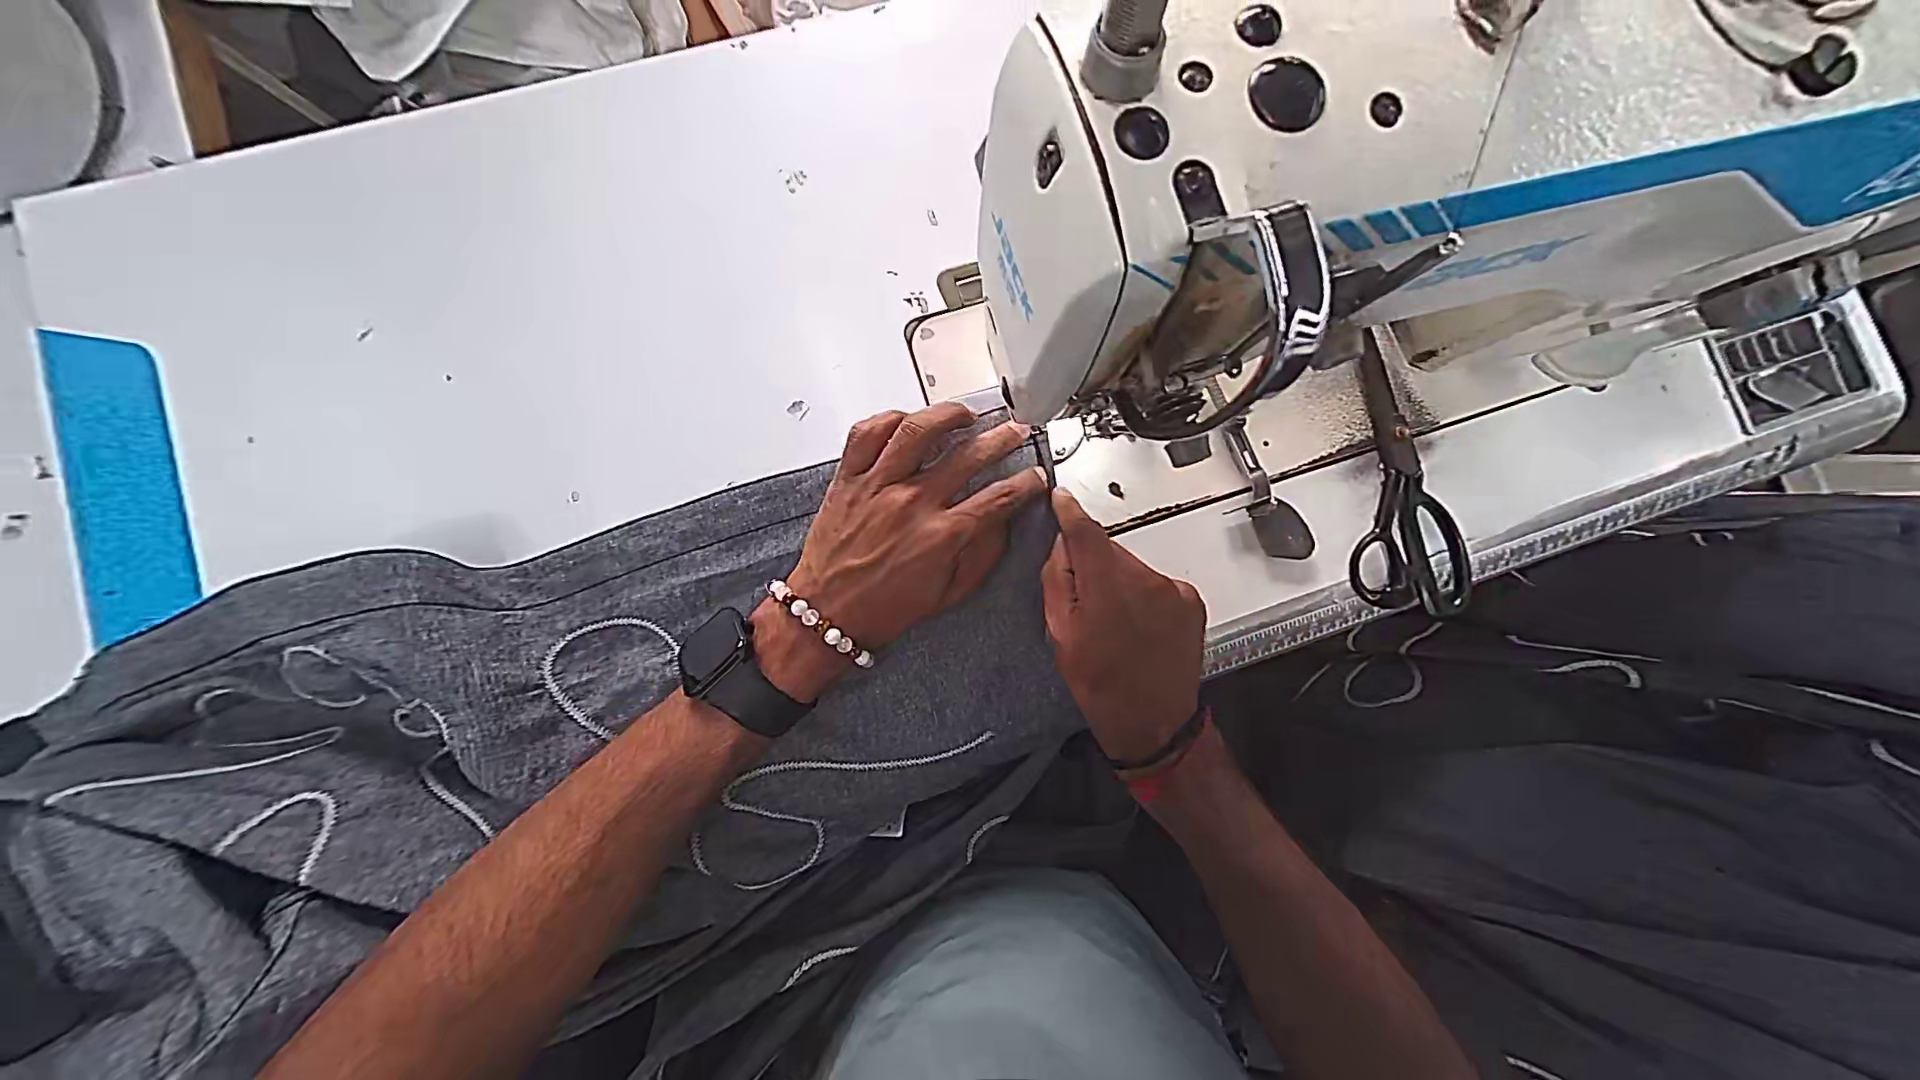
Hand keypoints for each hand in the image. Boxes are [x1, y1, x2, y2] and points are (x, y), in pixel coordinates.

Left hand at [752, 403, 1047, 701]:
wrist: (829, 612)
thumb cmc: (884, 606)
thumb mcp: (949, 592)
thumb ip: (983, 554)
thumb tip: (1004, 521)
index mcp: (940, 536)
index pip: (998, 497)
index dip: (1025, 482)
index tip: (1033, 476)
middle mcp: (910, 504)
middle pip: (969, 455)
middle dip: (1003, 439)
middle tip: (1013, 433)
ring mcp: (877, 486)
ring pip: (918, 430)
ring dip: (949, 415)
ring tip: (965, 415)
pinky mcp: (849, 479)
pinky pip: (867, 433)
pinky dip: (889, 418)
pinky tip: (908, 421)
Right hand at [1040, 488, 1206, 762]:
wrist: (1151, 720)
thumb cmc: (1105, 686)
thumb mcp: (1060, 633)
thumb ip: (1057, 580)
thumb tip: (1061, 547)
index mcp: (1106, 587)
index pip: (1085, 531)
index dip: (1070, 511)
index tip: (1062, 500)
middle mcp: (1143, 581)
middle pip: (1108, 549)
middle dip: (1093, 564)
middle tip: (1086, 601)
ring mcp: (1170, 589)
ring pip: (1132, 565)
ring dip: (1119, 581)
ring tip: (1115, 622)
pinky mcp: (1188, 599)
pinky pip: (1155, 581)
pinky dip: (1142, 593)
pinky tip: (1136, 624)